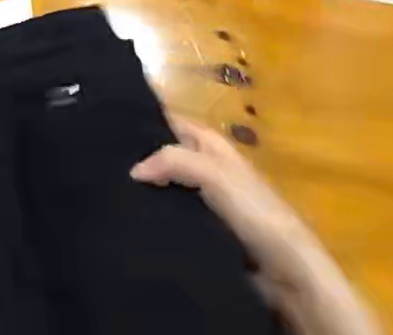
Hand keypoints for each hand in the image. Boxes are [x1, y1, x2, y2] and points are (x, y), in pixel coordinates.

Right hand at [132, 116, 380, 334]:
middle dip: (139, 157)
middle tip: (103, 163)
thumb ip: (171, 160)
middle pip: (164, 153)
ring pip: (166, 185)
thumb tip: (133, 170)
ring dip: (146, 189)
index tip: (108, 127)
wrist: (289, 271)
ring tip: (112, 192)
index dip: (143, 122)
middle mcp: (205, 163)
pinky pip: (171, 215)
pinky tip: (133, 217)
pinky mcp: (203, 229)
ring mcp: (204, 198)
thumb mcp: (212, 173)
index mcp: (210, 142)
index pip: (169, 121)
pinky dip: (155, 215)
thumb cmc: (254, 209)